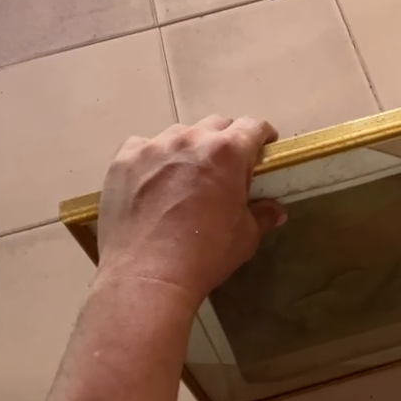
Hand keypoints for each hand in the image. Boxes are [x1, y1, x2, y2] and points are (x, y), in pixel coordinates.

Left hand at [95, 116, 285, 305]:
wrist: (146, 276)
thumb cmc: (204, 256)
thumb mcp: (244, 238)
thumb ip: (261, 216)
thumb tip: (276, 211)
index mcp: (228, 152)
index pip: (253, 126)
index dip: (261, 135)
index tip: (263, 148)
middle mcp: (191, 139)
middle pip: (216, 125)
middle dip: (226, 140)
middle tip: (225, 167)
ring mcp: (154, 146)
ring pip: (179, 134)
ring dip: (188, 148)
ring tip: (184, 176)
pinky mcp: (124, 159)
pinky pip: (143, 147)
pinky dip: (152, 160)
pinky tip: (150, 183)